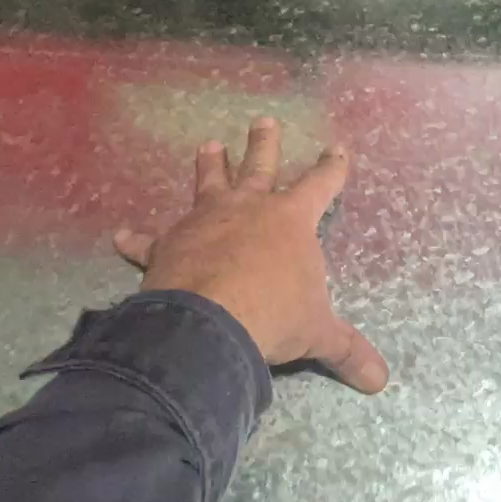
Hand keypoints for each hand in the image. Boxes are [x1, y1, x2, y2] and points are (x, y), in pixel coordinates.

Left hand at [114, 117, 389, 394]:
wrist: (210, 323)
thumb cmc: (273, 316)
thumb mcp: (317, 334)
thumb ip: (347, 350)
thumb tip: (381, 380)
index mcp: (289, 220)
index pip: (319, 185)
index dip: (331, 168)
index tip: (338, 149)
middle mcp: (246, 208)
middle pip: (259, 166)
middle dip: (264, 144)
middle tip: (263, 121)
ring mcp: (204, 221)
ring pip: (208, 183)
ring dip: (209, 165)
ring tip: (207, 145)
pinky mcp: (167, 244)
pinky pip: (149, 240)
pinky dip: (136, 239)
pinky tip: (120, 235)